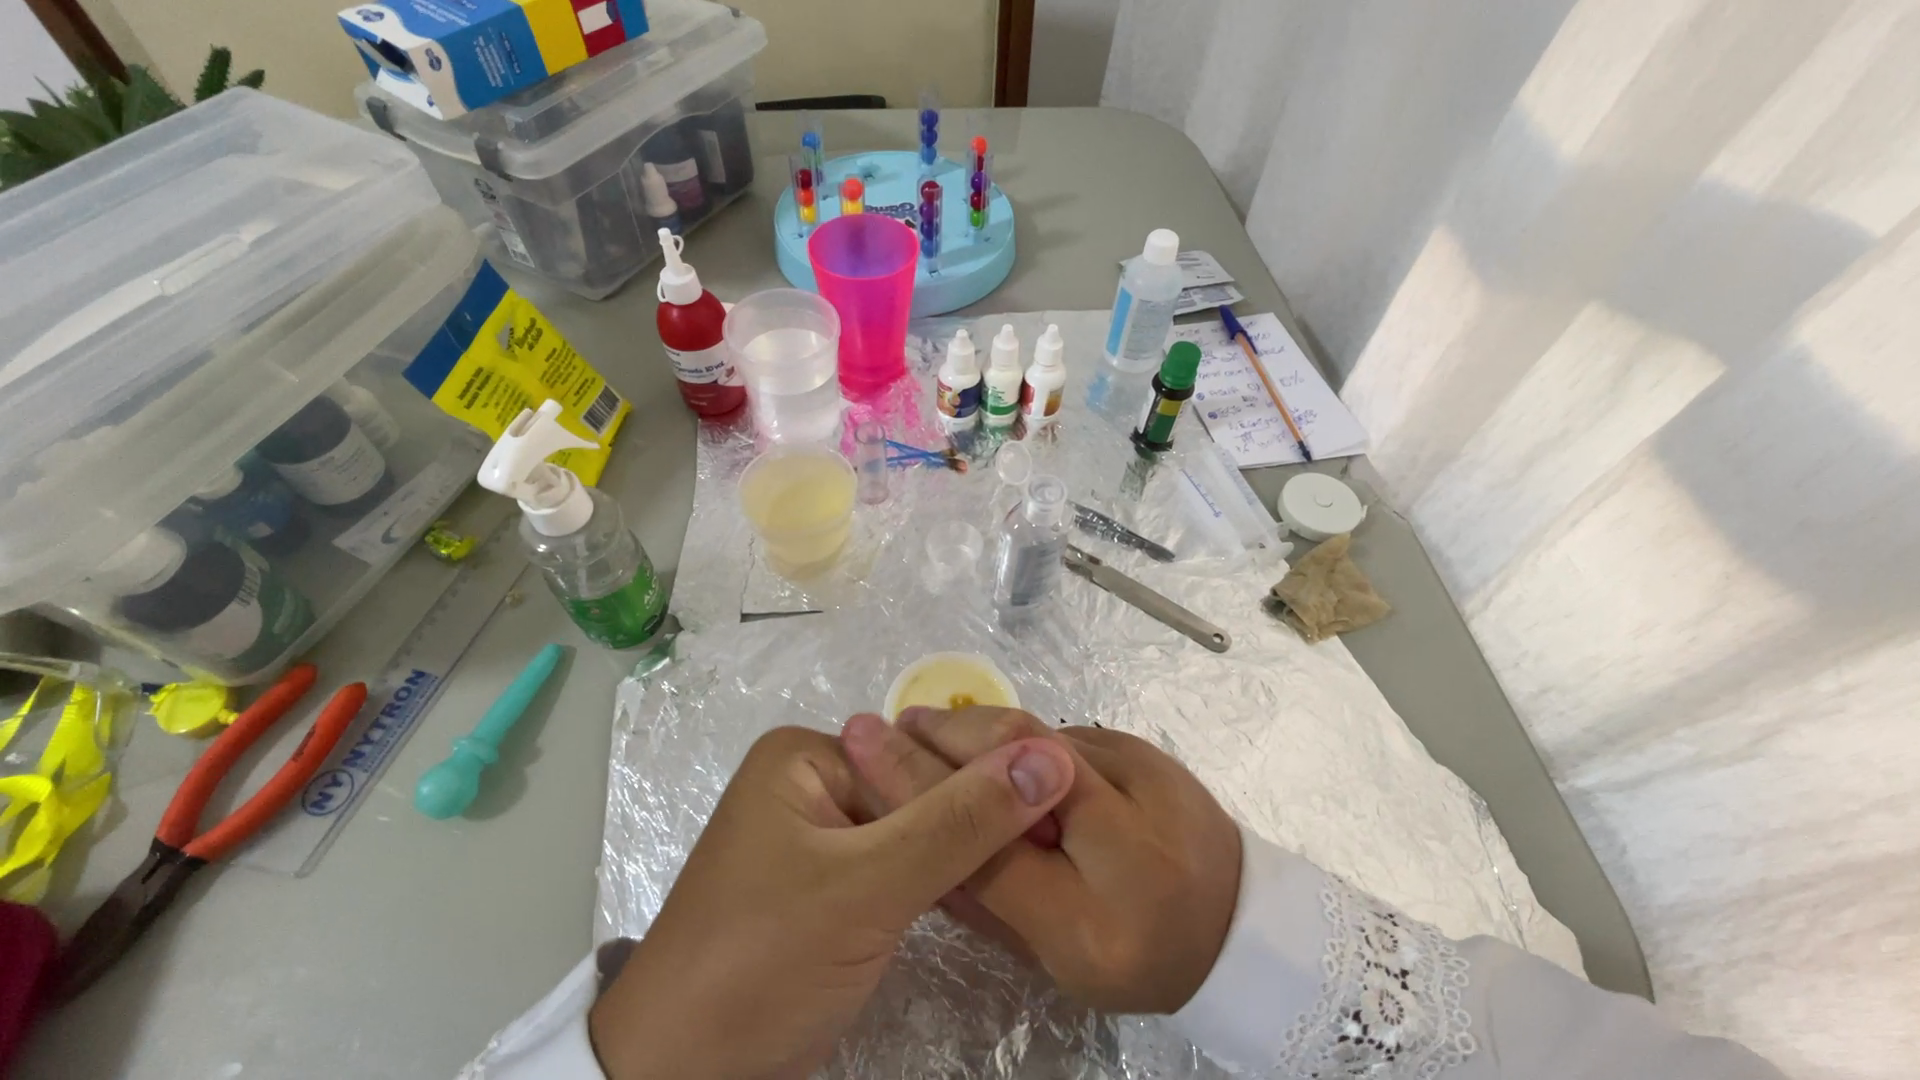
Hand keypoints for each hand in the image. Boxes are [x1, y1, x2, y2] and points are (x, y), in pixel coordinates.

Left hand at [588, 725, 1075, 1078]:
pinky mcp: (832, 889)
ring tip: (1034, 871)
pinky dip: (939, 883)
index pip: (923, 753)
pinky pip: (901, 868)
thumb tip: (1054, 757)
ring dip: (963, 856)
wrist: (682, 1078)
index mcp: (807, 755)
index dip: (987, 784)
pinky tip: (988, 894)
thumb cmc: (761, 966)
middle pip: (920, 791)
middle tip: (1053, 852)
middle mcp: (812, 782)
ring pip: (917, 833)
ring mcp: (821, 839)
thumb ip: (961, 822)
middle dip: (976, 824)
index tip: (1057, 819)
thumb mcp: (868, 888)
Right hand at [840, 708, 1241, 1014]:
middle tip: (896, 724)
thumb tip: (910, 830)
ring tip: (930, 727)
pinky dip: (1021, 737)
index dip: (917, 788)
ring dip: (978, 726)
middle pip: (1019, 759)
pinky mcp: (1153, 753)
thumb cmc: (1135, 958)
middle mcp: (1130, 847)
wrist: (1239, 928)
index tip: (863, 743)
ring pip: (1041, 735)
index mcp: (1093, 925)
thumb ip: (979, 898)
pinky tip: (993, 744)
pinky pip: (1067, 735)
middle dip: (946, 733)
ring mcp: (1151, 786)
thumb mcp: (1049, 956)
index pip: (987, 843)